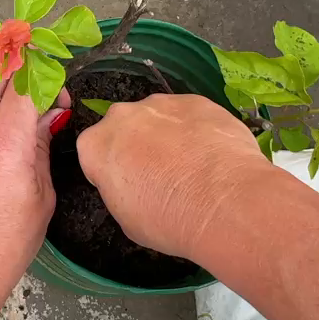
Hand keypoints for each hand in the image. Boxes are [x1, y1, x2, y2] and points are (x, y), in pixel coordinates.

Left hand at [0, 76, 68, 301]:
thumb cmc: (6, 243)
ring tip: (16, 88)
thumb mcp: (42, 195)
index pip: (25, 84)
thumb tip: (48, 119)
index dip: (46, 76)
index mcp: (5, 142)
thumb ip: (42, 148)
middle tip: (36, 72)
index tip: (60, 90)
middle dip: (15, 62)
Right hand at [75, 93, 271, 259]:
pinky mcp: (195, 99)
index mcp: (95, 146)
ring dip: (169, 135)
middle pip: (125, 128)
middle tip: (162, 175)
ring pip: (159, 117)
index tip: (132, 187)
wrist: (223, 202)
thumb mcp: (127, 219)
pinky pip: (190, 114)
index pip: (96, 155)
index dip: (114, 172)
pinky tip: (214, 155)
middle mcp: (122, 116)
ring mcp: (160, 103)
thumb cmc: (167, 219)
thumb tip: (135, 182)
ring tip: (194, 166)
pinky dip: (198, 129)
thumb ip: (120, 190)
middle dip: (139, 145)